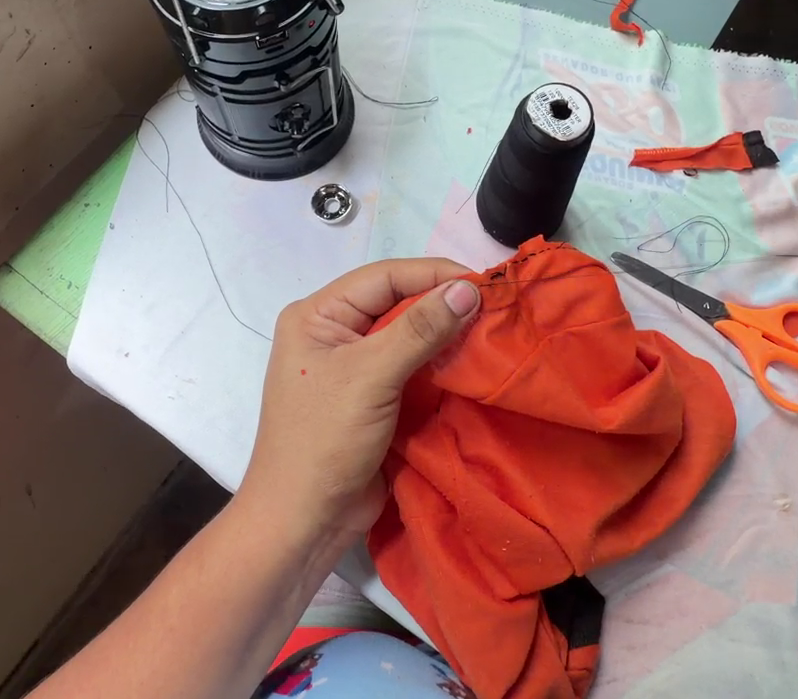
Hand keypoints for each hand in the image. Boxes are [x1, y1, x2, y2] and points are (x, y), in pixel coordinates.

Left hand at [238, 257, 480, 554]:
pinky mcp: (373, 396)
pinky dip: (441, 362)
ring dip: (446, 333)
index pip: (384, 277)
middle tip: (494, 305)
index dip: (434, 274)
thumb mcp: (371, 377)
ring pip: (408, 333)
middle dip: (443, 302)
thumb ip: (420, 329)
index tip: (484, 281)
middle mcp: (333, 332)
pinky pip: (412, 365)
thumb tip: (469, 288)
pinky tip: (472, 361)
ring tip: (492, 329)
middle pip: (397, 301)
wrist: (303, 523)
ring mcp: (353, 365)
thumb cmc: (324, 441)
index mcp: (317, 314)